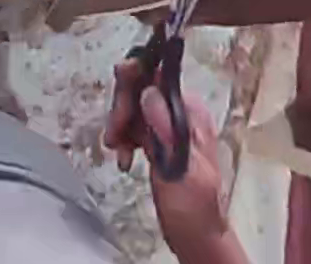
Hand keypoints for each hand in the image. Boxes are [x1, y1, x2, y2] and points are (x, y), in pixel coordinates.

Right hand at [104, 61, 244, 263]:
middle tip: (114, 132)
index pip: (160, 75)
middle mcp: (180, 110)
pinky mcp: (156, 135)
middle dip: (123, 105)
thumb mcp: (184, 171)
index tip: (119, 77)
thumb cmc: (196, 210)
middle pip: (141, 86)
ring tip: (118, 150)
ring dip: (120, 122)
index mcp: (191, 112)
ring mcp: (167, 122)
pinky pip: (132, 122)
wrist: (196, 240)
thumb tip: (150, 92)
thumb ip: (168, 132)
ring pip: (133, 103)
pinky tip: (124, 157)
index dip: (137, 72)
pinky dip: (123, 135)